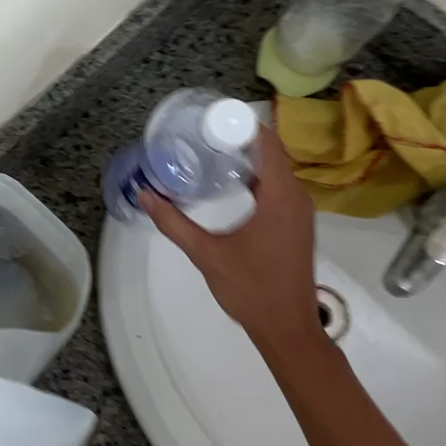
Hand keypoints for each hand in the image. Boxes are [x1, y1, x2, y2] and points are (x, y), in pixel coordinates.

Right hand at [139, 125, 320, 348]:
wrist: (288, 329)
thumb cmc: (250, 289)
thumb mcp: (206, 254)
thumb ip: (174, 223)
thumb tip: (145, 195)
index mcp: (279, 197)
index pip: (266, 142)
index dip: (240, 123)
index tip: (211, 117)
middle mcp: (296, 197)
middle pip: (271, 151)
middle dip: (239, 137)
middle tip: (203, 132)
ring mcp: (300, 211)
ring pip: (277, 168)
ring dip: (249, 156)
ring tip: (213, 150)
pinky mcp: (297, 223)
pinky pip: (280, 184)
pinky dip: (258, 175)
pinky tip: (232, 182)